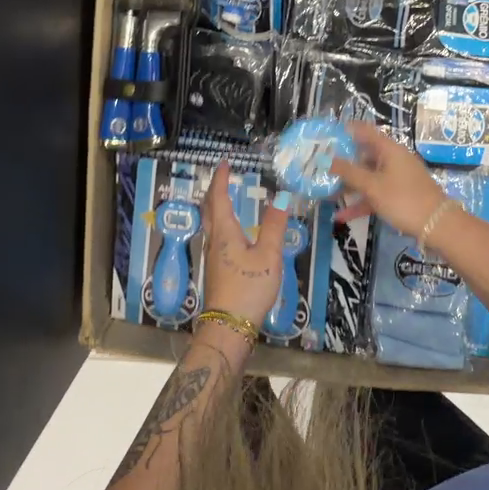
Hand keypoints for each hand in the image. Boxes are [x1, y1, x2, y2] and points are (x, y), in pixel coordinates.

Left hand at [200, 163, 286, 325]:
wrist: (229, 325)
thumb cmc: (249, 288)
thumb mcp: (268, 256)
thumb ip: (273, 227)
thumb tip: (280, 198)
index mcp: (224, 232)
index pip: (219, 198)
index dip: (221, 180)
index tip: (224, 163)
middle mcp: (214, 241)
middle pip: (209, 209)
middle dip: (214, 190)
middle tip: (223, 176)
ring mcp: (213, 256)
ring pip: (210, 223)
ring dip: (215, 206)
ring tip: (225, 197)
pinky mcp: (216, 269)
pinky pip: (215, 235)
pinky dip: (220, 222)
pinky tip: (230, 230)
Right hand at [329, 124, 448, 234]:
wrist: (438, 225)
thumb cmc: (403, 199)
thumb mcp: (372, 186)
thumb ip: (349, 172)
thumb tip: (327, 159)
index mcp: (389, 149)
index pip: (364, 131)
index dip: (345, 131)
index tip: (325, 136)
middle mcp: (392, 159)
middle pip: (363, 156)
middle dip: (342, 163)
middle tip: (319, 167)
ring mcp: (396, 178)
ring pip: (368, 177)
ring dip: (348, 186)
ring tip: (325, 193)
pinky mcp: (398, 195)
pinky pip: (375, 194)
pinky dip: (360, 202)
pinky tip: (341, 216)